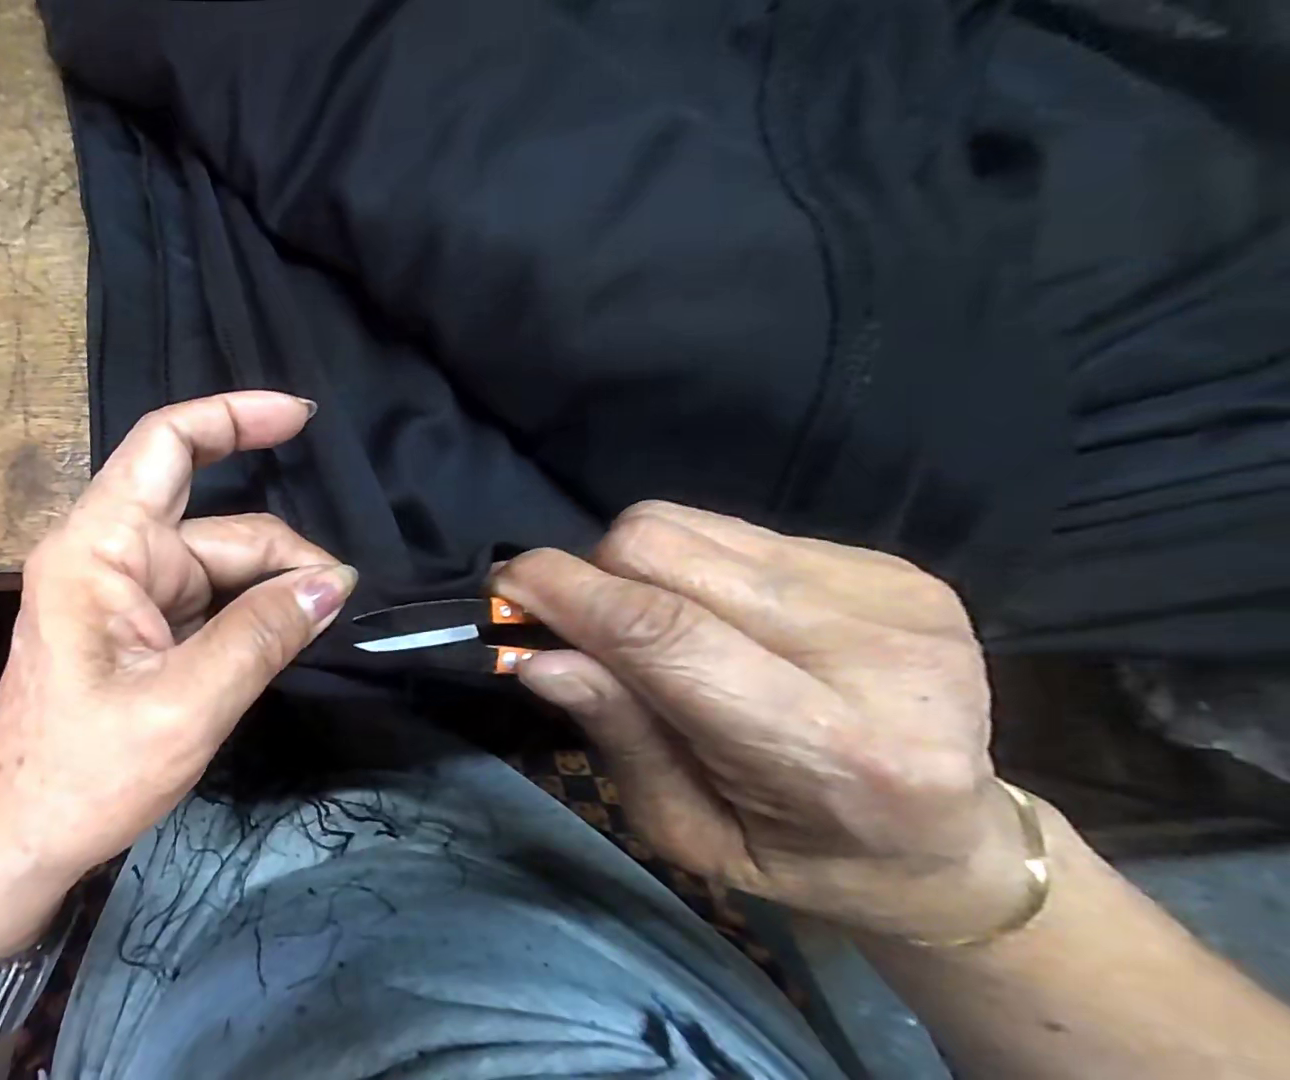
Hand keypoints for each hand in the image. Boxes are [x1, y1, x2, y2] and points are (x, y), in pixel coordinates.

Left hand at [0, 392, 356, 959]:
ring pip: (222, 567)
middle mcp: (113, 556)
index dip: (233, 416)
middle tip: (338, 598)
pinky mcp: (141, 627)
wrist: (19, 842)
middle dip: (282, 554)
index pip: (166, 446)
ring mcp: (128, 593)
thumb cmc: (82, 774)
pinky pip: (212, 601)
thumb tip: (333, 584)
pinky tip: (285, 635)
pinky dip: (252, 614)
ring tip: (317, 626)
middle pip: (217, 524)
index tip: (300, 417)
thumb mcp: (185, 705)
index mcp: (99, 550)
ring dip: (272, 592)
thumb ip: (262, 635)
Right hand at [493, 501, 1034, 942]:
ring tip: (652, 624)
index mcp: (832, 753)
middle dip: (592, 577)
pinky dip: (684, 563)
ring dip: (633, 566)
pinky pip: (726, 528)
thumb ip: (617, 733)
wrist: (953, 842)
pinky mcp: (887, 561)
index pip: (666, 635)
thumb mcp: (686, 829)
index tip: (502, 587)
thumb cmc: (799, 855)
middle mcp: (875, 652)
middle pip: (665, 552)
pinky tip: (711, 612)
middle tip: (580, 626)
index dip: (569, 596)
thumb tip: (536, 657)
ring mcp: (888, 593)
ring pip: (685, 525)